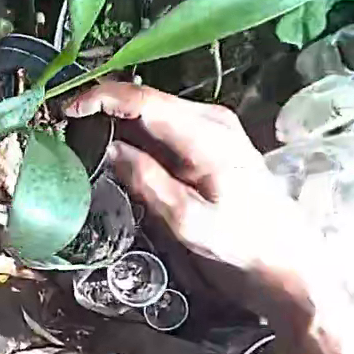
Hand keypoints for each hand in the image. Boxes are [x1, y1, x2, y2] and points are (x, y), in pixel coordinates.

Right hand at [65, 82, 337, 325]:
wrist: (285, 255)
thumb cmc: (239, 243)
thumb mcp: (186, 220)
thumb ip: (147, 180)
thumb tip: (110, 148)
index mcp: (206, 135)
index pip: (144, 101)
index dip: (101, 99)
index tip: (68, 110)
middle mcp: (211, 118)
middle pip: (146, 97)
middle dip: (103, 104)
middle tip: (67, 124)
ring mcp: (213, 123)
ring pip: (152, 106)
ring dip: (117, 115)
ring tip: (84, 133)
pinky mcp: (211, 134)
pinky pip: (164, 120)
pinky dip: (135, 126)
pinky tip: (116, 142)